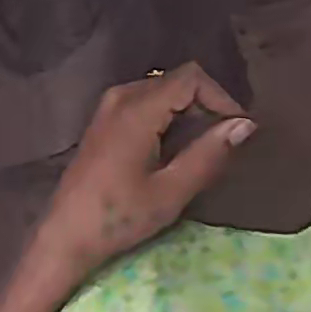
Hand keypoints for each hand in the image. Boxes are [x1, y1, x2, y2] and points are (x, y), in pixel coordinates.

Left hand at [27, 63, 255, 284]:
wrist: (65, 233)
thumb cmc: (118, 216)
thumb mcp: (170, 191)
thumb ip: (208, 154)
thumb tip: (244, 125)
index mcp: (137, 108)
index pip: (191, 78)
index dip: (221, 97)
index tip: (239, 128)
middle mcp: (122, 95)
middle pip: (177, 80)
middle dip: (207, 104)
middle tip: (227, 141)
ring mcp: (110, 104)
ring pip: (163, 90)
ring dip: (189, 111)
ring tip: (205, 147)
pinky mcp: (106, 117)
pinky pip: (147, 101)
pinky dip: (169, 115)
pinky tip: (176, 148)